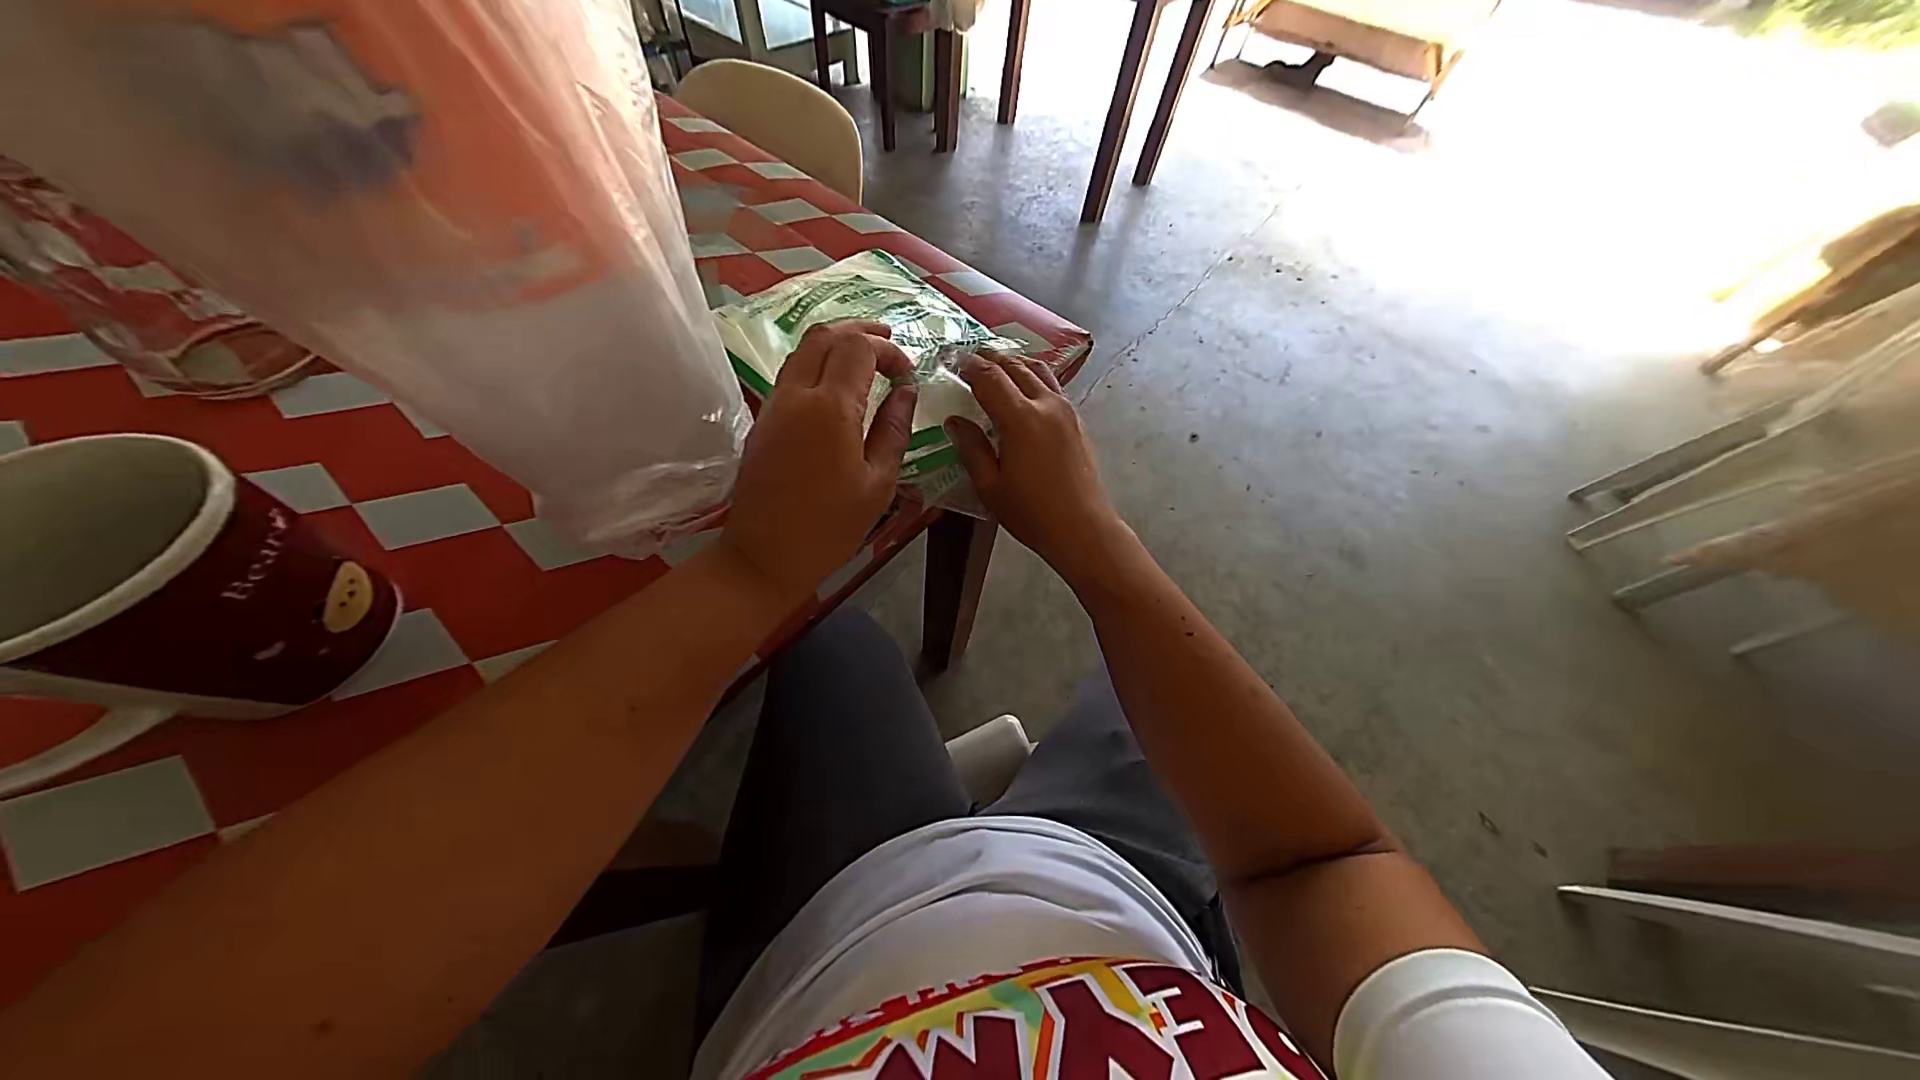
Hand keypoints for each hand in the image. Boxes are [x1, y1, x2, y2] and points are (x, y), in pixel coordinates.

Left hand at [721, 321, 915, 602]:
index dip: (888, 350)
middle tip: (889, 342)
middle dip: (860, 331)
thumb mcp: (878, 483)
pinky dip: (817, 363)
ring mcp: (774, 406)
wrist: (765, 554)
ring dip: (835, 343)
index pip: (859, 349)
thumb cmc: (831, 526)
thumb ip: (894, 429)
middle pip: (824, 336)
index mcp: (830, 408)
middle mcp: (797, 395)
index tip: (907, 373)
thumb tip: (906, 391)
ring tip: (866, 356)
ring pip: (802, 351)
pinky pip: (791, 374)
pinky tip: (838, 384)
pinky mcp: (763, 421)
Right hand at [944, 352, 1135, 585]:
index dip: (969, 365)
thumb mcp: (989, 485)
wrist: (1082, 528)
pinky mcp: (1077, 422)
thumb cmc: (1031, 513)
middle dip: (990, 358)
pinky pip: (1052, 386)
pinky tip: (1024, 390)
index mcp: (1020, 419)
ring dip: (1015, 363)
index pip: (990, 378)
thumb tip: (955, 421)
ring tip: (997, 366)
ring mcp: (1066, 411)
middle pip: (1015, 366)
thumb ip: (971, 448)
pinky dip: (1033, 378)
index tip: (952, 359)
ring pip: (1038, 371)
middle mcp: (1046, 405)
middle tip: (970, 356)